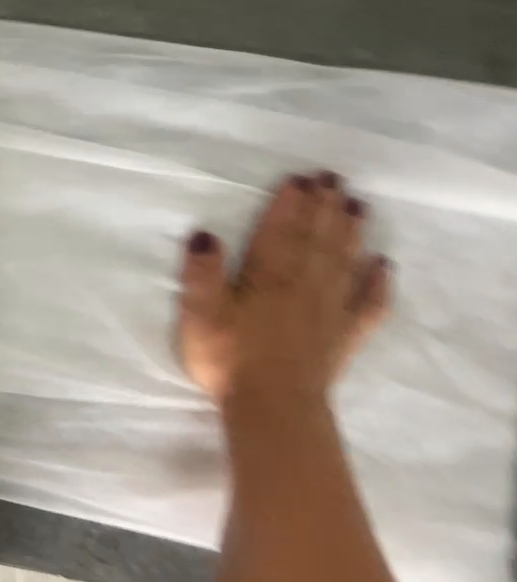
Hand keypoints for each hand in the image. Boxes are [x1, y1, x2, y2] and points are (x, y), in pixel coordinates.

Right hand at [179, 172, 391, 403]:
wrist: (271, 402)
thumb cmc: (226, 356)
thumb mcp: (199, 313)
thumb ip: (202, 273)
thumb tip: (205, 234)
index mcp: (267, 278)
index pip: (279, 233)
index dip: (288, 204)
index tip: (298, 178)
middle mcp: (304, 285)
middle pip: (316, 240)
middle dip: (323, 208)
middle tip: (332, 178)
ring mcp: (330, 309)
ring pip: (343, 262)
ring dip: (350, 232)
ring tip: (356, 205)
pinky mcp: (344, 334)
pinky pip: (369, 303)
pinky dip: (378, 282)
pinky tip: (382, 266)